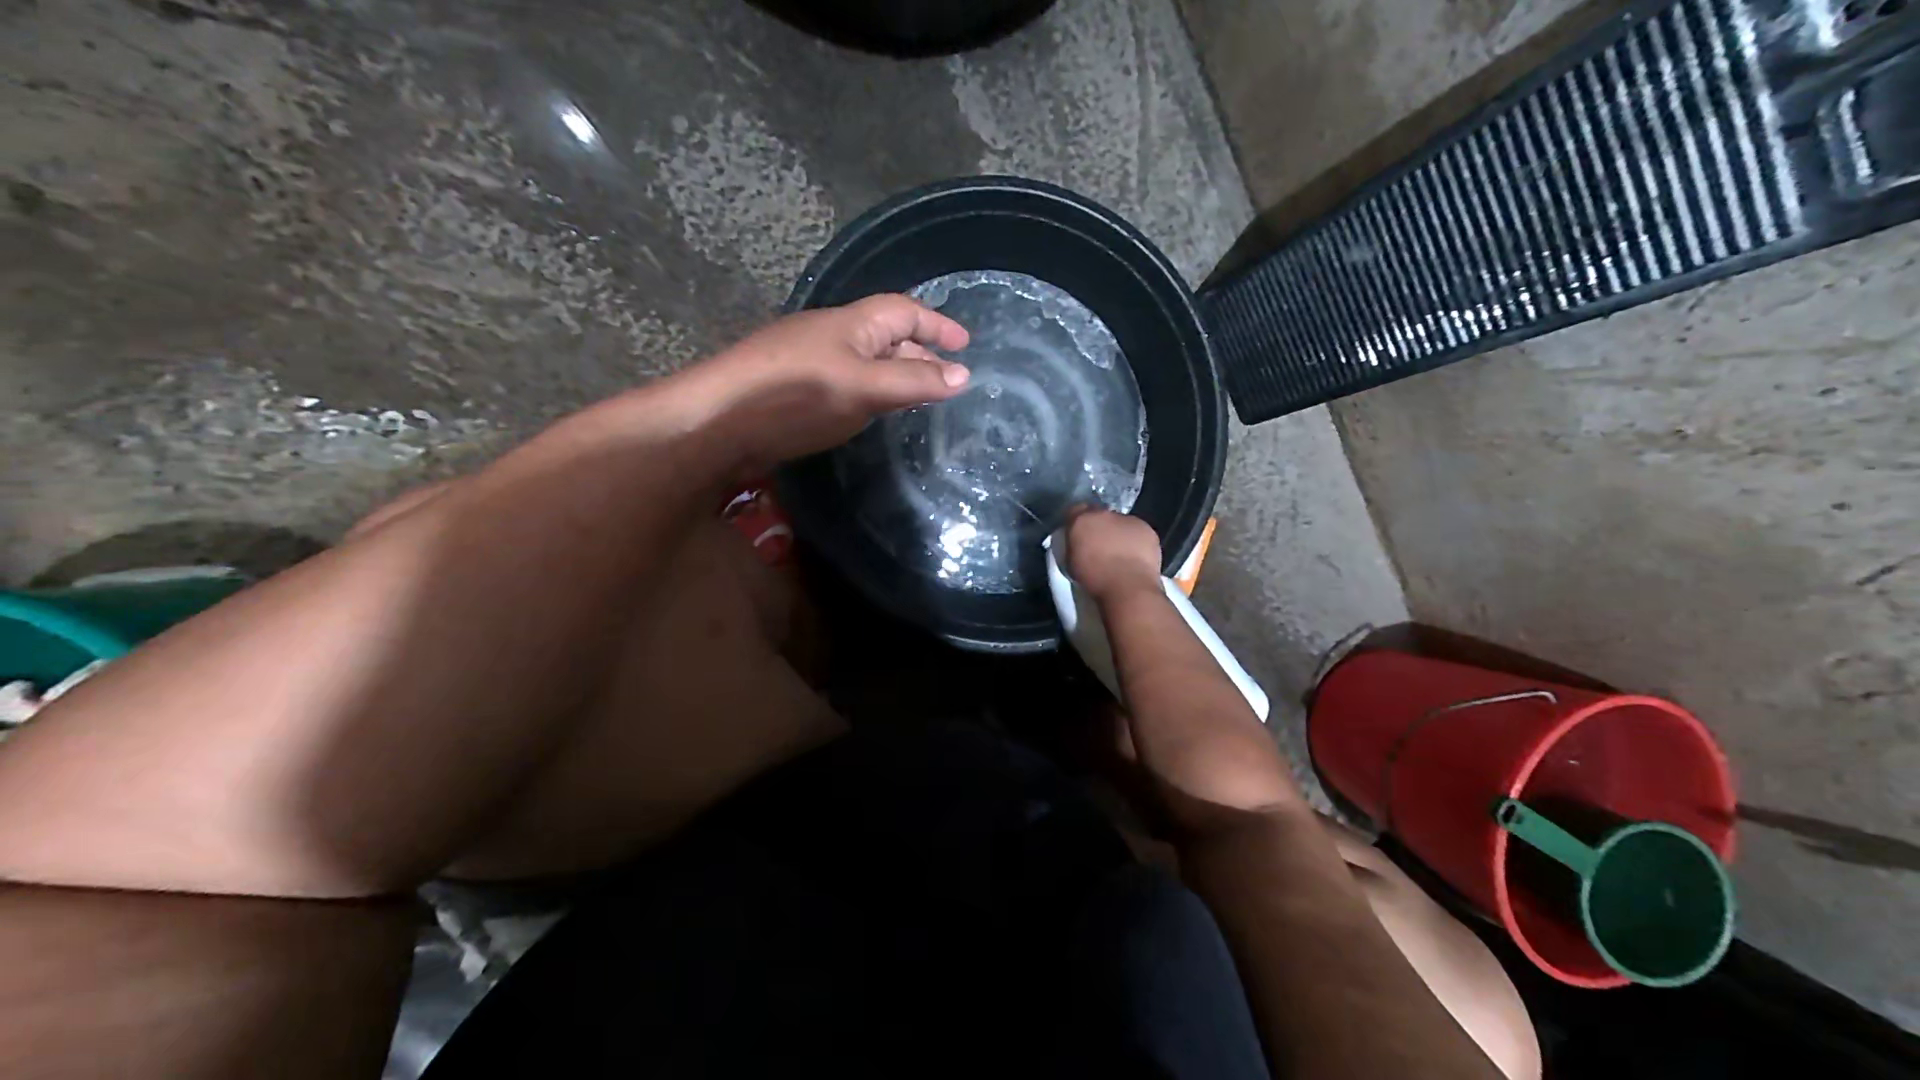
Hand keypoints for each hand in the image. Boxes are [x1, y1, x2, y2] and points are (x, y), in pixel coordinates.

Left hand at [690, 294, 969, 466]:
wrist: (719, 421)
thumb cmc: (795, 394)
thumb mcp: (863, 386)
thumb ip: (913, 382)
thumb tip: (964, 376)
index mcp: (852, 323)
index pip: (905, 312)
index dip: (937, 324)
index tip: (966, 344)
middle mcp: (833, 336)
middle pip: (887, 336)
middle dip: (921, 353)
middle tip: (949, 380)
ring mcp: (812, 364)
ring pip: (866, 363)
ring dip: (896, 376)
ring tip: (921, 398)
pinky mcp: (797, 392)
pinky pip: (847, 384)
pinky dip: (871, 394)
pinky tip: (872, 414)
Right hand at [1064, 508, 1162, 601]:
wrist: (1128, 588)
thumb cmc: (1094, 579)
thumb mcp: (1071, 563)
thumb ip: (1074, 545)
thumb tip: (1079, 543)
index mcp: (1081, 520)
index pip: (1074, 511)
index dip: (1076, 523)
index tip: (1078, 536)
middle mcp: (1104, 514)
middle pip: (1099, 515)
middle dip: (1099, 527)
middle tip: (1099, 546)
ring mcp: (1128, 520)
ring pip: (1120, 523)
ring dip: (1118, 533)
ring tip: (1120, 554)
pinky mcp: (1148, 530)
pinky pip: (1138, 532)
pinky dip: (1135, 541)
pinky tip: (1135, 558)